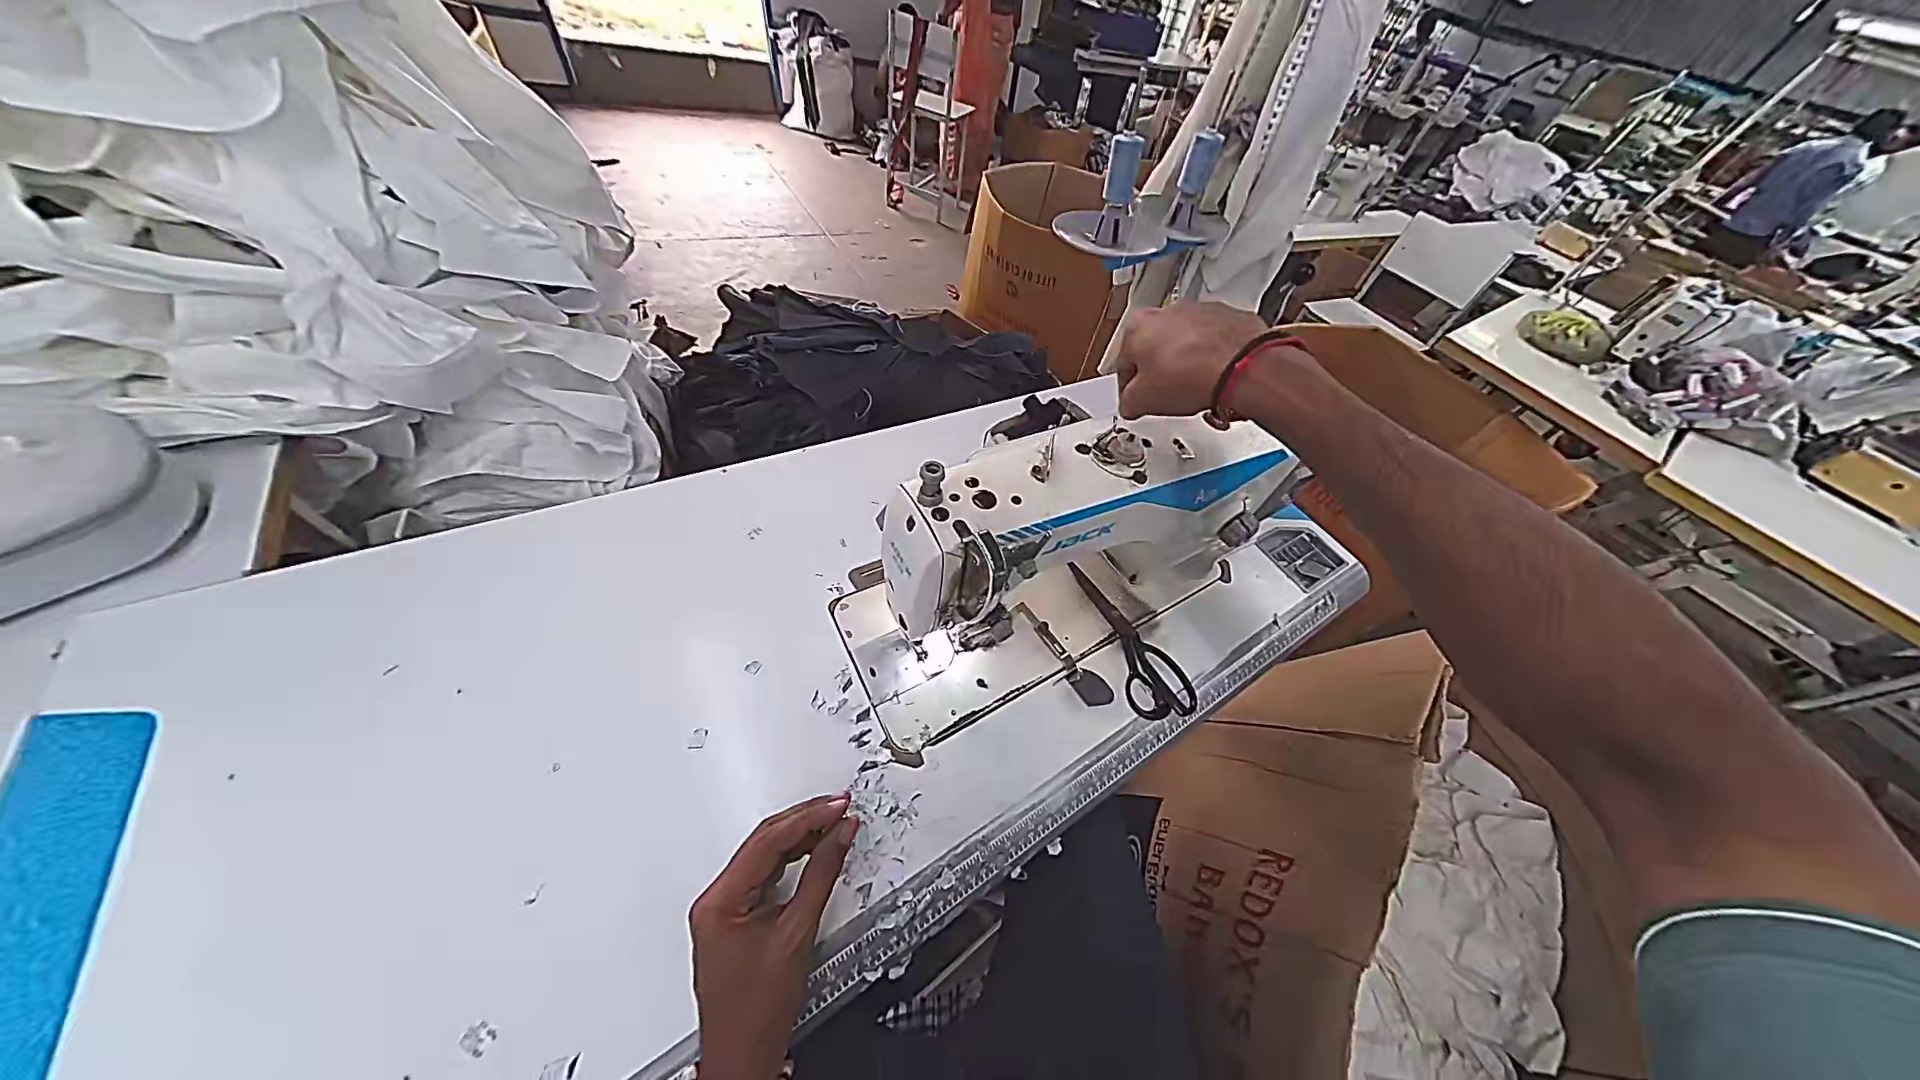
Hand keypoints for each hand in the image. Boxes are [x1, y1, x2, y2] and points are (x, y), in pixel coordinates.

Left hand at [691, 794, 858, 1079]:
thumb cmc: (759, 1010)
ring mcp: (724, 905)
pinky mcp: (736, 913)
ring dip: (801, 834)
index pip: (768, 841)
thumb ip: (821, 874)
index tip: (836, 806)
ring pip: (765, 853)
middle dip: (805, 819)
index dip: (807, 817)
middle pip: (764, 841)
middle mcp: (716, 898)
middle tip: (838, 806)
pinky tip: (816, 847)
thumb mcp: (798, 933)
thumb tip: (838, 835)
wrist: (743, 1054)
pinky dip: (794, 856)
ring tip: (834, 821)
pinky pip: (767, 871)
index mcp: (721, 900)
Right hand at [1113, 302, 1268, 418]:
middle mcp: (1166, 313)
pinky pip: (1211, 342)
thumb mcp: (1142, 401)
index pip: (1123, 364)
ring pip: (1183, 343)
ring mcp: (1198, 312)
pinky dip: (1210, 358)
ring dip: (1184, 364)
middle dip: (1158, 373)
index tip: (1135, 401)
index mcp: (1137, 328)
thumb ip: (1128, 401)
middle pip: (1154, 349)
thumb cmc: (1191, 375)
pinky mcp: (1227, 317)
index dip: (1128, 389)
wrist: (1241, 367)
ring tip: (1192, 390)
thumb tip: (1132, 403)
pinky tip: (1212, 379)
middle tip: (1164, 396)